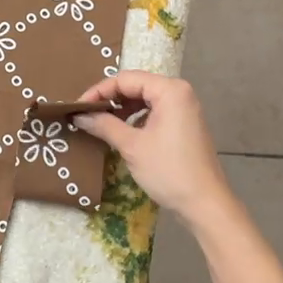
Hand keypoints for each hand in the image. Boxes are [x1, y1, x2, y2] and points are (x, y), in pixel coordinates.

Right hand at [73, 71, 237, 227]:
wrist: (204, 203)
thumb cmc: (168, 170)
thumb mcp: (132, 146)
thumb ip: (104, 125)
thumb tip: (79, 115)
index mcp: (169, 90)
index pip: (125, 79)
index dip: (99, 92)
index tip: (78, 108)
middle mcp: (179, 92)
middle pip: (136, 86)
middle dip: (110, 99)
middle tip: (86, 115)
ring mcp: (184, 108)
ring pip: (144, 99)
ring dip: (121, 109)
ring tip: (100, 123)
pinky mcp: (184, 124)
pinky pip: (154, 112)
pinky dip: (136, 118)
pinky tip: (121, 132)